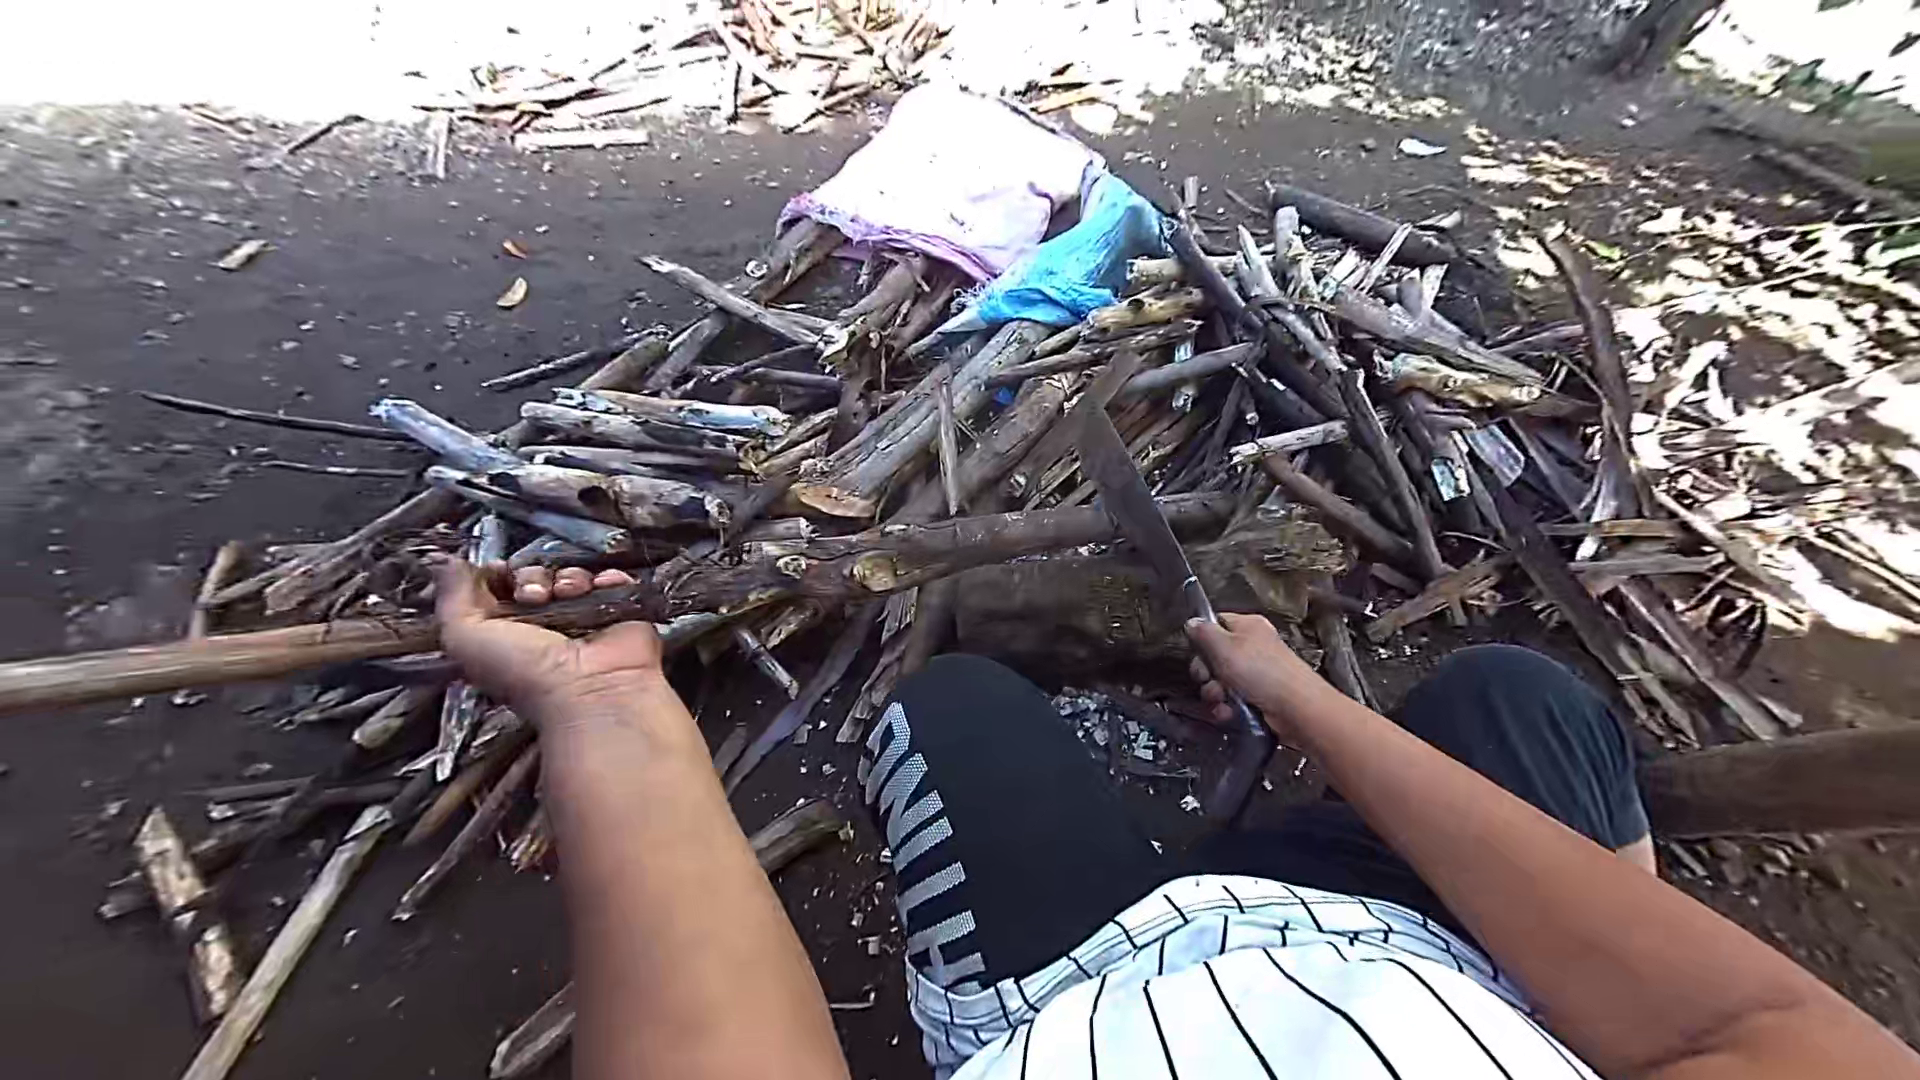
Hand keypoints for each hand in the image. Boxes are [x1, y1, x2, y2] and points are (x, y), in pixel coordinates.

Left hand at [435, 557, 663, 723]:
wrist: (591, 687)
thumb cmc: (526, 671)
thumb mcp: (465, 639)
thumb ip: (450, 598)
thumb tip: (448, 561)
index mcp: (507, 629)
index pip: (501, 584)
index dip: (498, 574)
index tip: (500, 573)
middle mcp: (546, 621)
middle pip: (537, 574)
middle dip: (532, 577)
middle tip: (535, 596)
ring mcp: (585, 614)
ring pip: (574, 574)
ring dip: (570, 578)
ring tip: (571, 595)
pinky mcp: (621, 609)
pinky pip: (613, 578)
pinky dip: (607, 579)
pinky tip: (599, 590)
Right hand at [1185, 612, 1330, 731]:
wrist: (1298, 709)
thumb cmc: (1261, 672)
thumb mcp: (1223, 647)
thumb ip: (1203, 632)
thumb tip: (1191, 622)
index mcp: (1247, 626)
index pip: (1215, 623)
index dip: (1202, 638)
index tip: (1196, 653)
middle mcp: (1253, 646)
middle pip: (1214, 654)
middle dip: (1206, 672)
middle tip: (1207, 679)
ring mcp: (1258, 671)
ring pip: (1221, 679)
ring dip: (1214, 692)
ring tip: (1220, 699)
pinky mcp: (1260, 695)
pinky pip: (1233, 697)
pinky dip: (1227, 706)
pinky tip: (1227, 712)